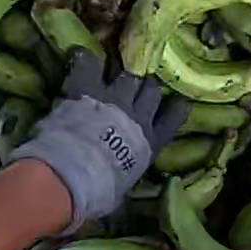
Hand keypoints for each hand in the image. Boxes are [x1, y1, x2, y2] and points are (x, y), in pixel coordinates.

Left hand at [7, 51, 187, 232]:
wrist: (76, 174)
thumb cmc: (100, 191)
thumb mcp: (120, 190)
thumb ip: (123, 178)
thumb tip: (116, 188)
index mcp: (151, 142)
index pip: (174, 117)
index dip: (174, 108)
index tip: (174, 103)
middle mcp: (139, 116)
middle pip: (151, 90)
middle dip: (144, 89)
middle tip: (133, 91)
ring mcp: (115, 99)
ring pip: (128, 76)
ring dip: (120, 76)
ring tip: (110, 76)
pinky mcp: (88, 89)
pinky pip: (90, 64)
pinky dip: (86, 61)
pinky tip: (82, 58)